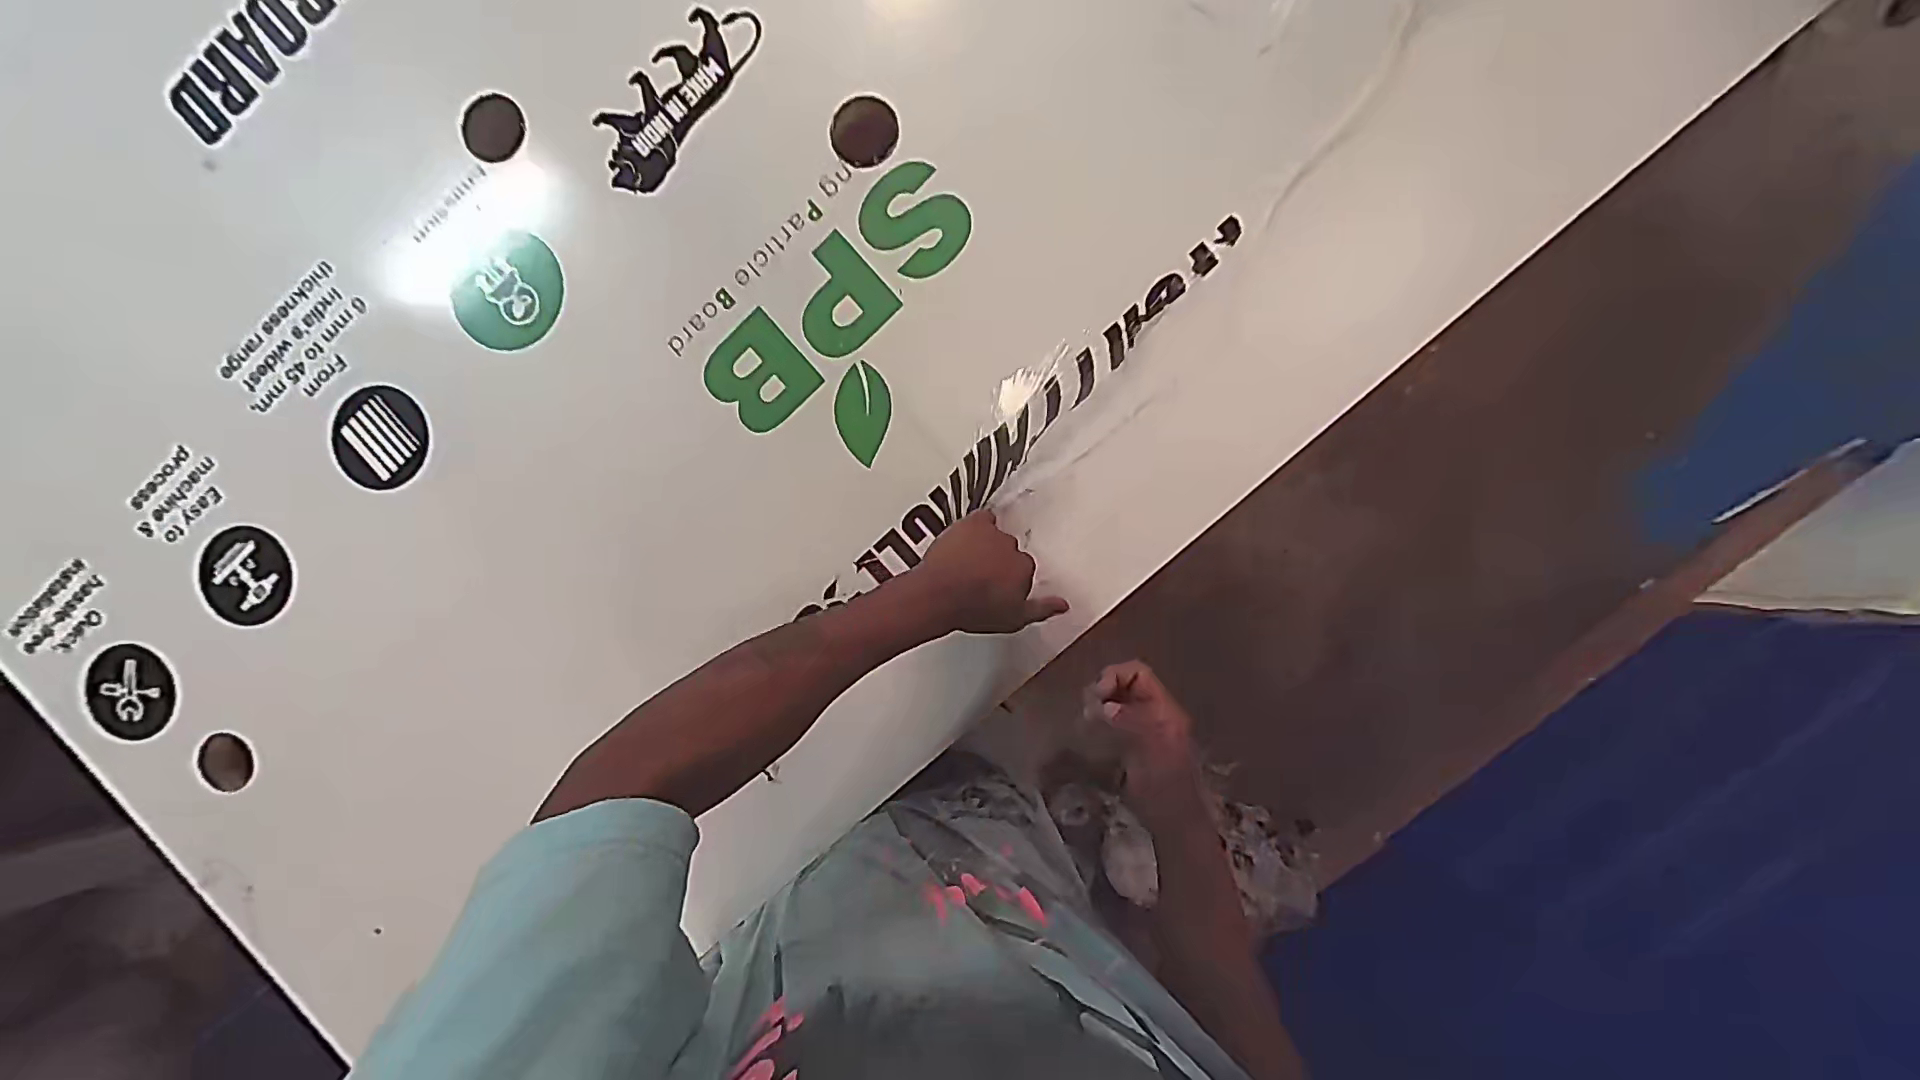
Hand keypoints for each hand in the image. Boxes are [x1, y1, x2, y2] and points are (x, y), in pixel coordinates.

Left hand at [911, 510, 1068, 633]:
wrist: (939, 596)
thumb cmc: (970, 609)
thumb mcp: (1013, 619)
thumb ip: (1041, 609)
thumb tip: (1062, 605)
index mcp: (1025, 570)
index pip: (1024, 568)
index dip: (1008, 578)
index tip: (995, 587)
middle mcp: (1012, 549)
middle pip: (1010, 551)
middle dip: (997, 561)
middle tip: (979, 575)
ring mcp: (993, 535)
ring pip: (995, 535)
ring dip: (985, 544)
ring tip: (967, 561)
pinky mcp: (974, 523)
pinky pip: (982, 517)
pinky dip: (977, 525)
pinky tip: (968, 537)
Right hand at [1085, 661, 1203, 818]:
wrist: (1175, 826)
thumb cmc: (1166, 791)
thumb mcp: (1151, 752)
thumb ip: (1131, 723)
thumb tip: (1105, 706)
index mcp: (1165, 711)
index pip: (1139, 674)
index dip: (1115, 676)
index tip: (1097, 695)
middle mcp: (1156, 714)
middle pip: (1127, 683)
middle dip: (1105, 688)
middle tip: (1089, 708)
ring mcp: (1145, 730)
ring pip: (1119, 700)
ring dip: (1101, 703)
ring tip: (1087, 719)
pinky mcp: (1134, 745)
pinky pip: (1115, 720)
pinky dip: (1101, 719)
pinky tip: (1091, 731)